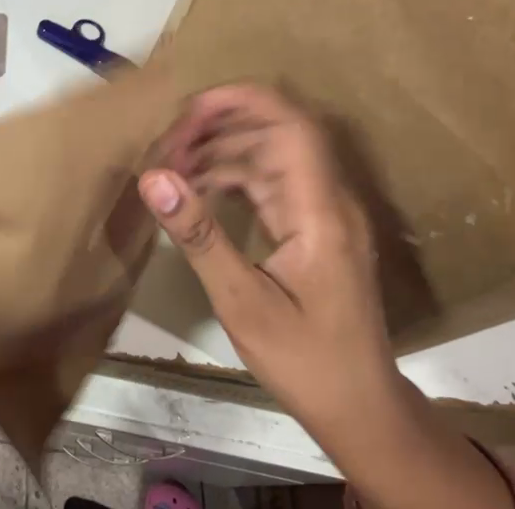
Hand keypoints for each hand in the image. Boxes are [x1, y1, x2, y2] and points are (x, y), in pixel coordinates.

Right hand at [139, 84, 514, 508]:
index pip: (291, 126)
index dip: (241, 101)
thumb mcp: (243, 303)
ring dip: (219, 151)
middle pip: (276, 133)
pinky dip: (229, 177)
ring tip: (169, 167)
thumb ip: (200, 236)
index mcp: (320, 212)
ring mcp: (321, 215)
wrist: (361, 411)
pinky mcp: (311, 230)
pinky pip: (268, 183)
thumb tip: (153, 177)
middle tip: (165, 145)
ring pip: (269, 156)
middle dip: (217, 126)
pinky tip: (195, 190)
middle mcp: (327, 202)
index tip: (188, 107)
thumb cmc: (306, 360)